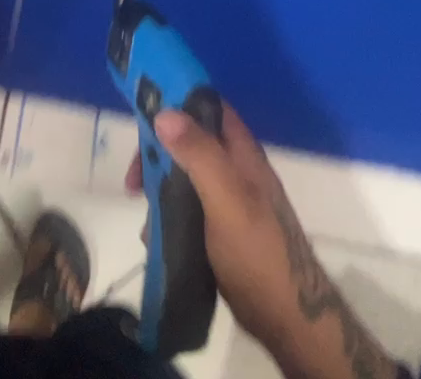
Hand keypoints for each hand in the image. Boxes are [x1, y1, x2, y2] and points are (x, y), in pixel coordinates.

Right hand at [128, 102, 393, 378]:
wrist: (287, 318)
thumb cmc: (257, 251)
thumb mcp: (226, 198)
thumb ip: (199, 154)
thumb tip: (165, 112)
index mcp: (242, 154)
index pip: (208, 107)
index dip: (177, 102)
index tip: (142, 114)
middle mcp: (236, 169)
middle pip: (190, 140)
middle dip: (157, 153)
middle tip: (134, 179)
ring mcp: (230, 199)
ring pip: (184, 175)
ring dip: (159, 187)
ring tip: (145, 216)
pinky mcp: (221, 227)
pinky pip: (187, 206)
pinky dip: (168, 213)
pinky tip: (157, 235)